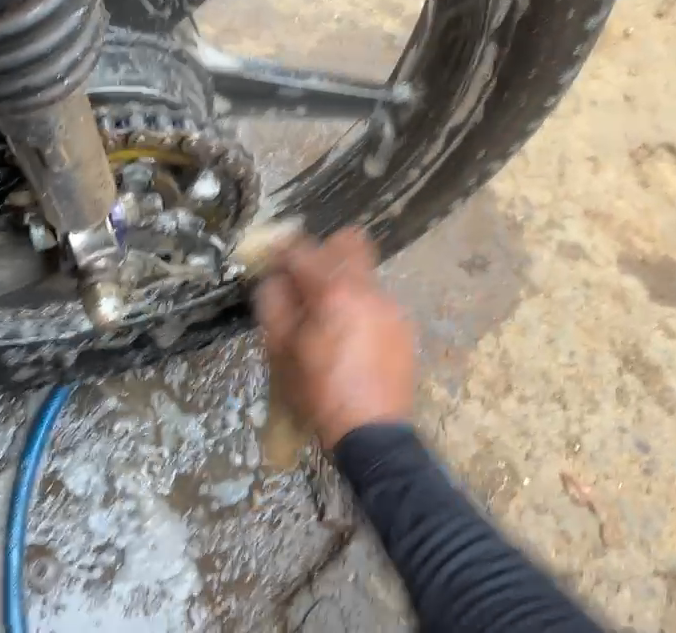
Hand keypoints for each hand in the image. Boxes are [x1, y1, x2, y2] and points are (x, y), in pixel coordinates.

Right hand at [254, 228, 415, 447]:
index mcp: (332, 291)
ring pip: (363, 272)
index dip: (281, 251)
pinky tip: (350, 337)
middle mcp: (367, 288)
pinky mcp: (403, 325)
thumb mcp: (280, 350)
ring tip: (328, 315)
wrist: (372, 434)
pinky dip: (359, 305)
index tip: (272, 261)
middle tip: (306, 279)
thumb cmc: (318, 392)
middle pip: (348, 241)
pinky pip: (376, 299)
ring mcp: (390, 305)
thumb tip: (275, 278)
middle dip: (322, 252)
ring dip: (341, 282)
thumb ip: (274, 302)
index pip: (302, 248)